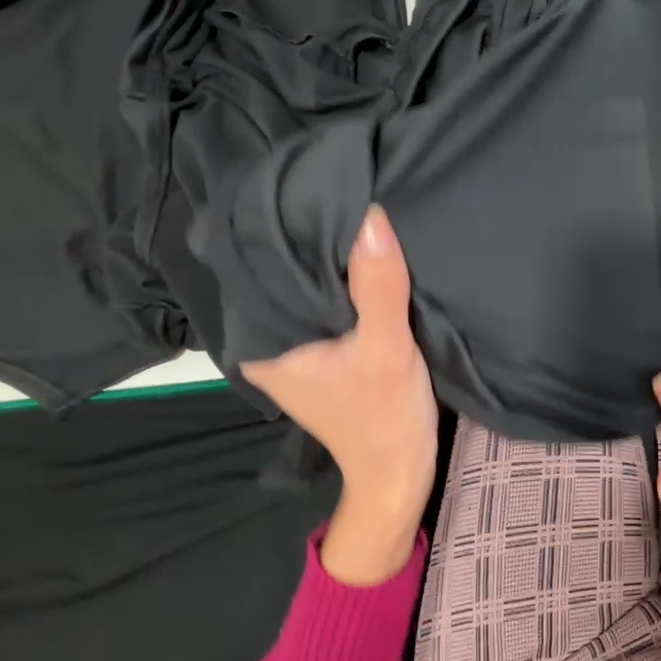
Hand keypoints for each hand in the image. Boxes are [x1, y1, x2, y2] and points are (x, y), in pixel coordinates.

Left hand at [241, 206, 437, 584]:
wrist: (400, 474)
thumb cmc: (385, 417)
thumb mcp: (388, 349)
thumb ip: (378, 287)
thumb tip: (371, 216)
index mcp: (261, 342)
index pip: (264, 266)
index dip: (291, 226)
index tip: (320, 186)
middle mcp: (265, 341)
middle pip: (286, 274)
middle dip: (315, 239)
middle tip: (346, 188)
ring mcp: (291, 347)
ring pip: (307, 287)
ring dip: (332, 259)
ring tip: (357, 210)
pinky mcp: (317, 351)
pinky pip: (324, 302)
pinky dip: (343, 282)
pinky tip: (366, 256)